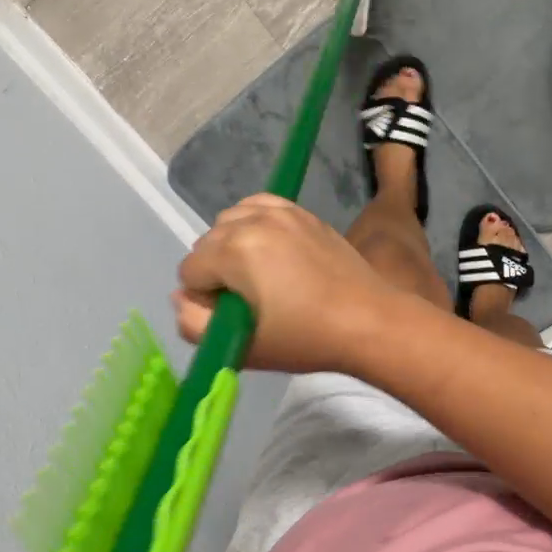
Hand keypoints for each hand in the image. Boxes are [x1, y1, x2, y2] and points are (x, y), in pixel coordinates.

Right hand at [172, 194, 400, 372]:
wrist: (369, 321)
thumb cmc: (305, 338)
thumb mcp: (242, 345)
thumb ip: (194, 324)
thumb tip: (182, 297)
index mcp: (233, 250)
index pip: (190, 272)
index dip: (205, 300)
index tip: (237, 316)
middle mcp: (253, 221)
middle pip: (208, 244)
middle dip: (218, 272)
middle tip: (252, 301)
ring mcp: (282, 212)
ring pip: (231, 221)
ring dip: (235, 246)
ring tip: (261, 276)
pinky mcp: (304, 214)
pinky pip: (261, 207)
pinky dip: (256, 224)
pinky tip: (272, 250)